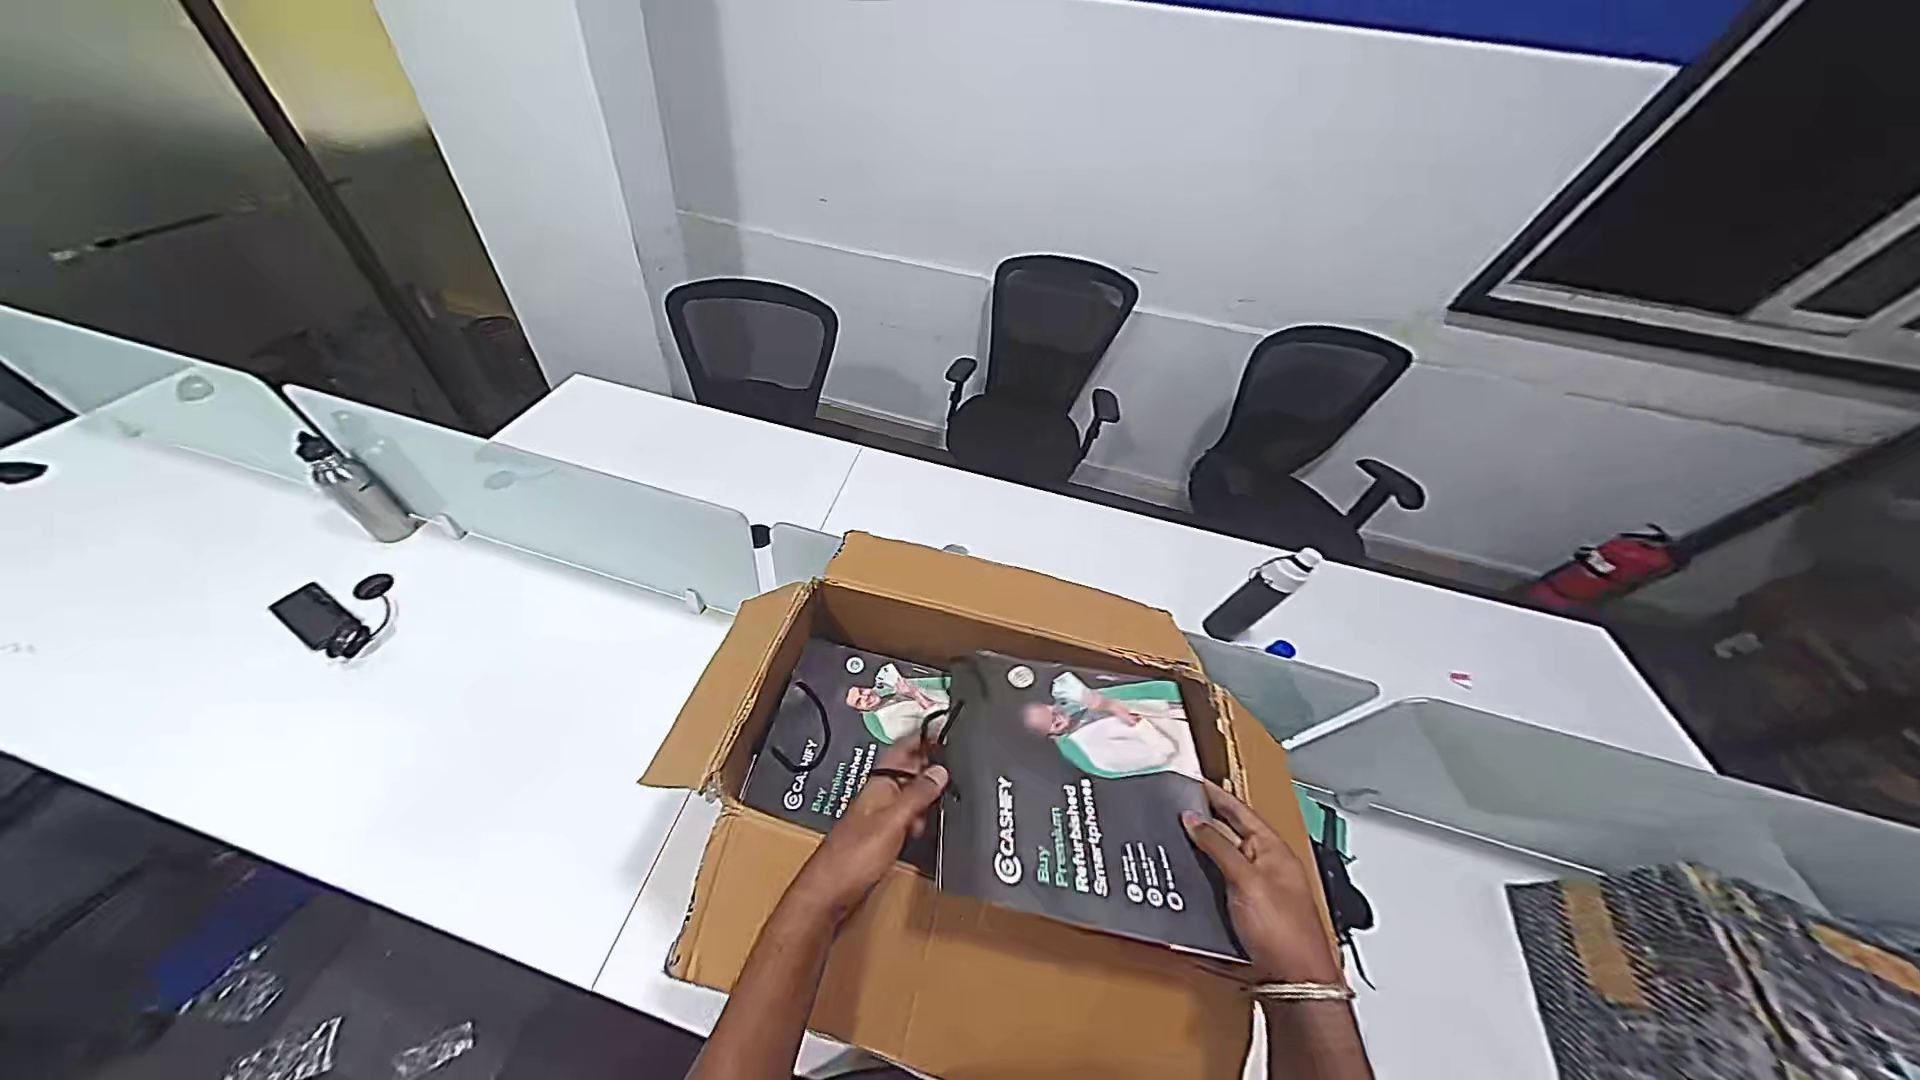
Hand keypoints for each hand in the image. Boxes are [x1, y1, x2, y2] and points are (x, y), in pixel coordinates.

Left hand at [787, 737, 948, 924]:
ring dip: (924, 796)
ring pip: (909, 793)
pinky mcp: (882, 833)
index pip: (903, 747)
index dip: (922, 737)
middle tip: (950, 773)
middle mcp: (879, 793)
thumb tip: (939, 772)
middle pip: (908, 769)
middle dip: (929, 769)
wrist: (830, 892)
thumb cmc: (852, 856)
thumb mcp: (893, 820)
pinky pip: (906, 815)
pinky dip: (917, 817)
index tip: (944, 733)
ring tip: (937, 802)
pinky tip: (920, 827)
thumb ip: (918, 794)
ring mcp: (880, 813)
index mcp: (879, 782)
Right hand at [1183, 780, 1342, 983]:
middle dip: (1205, 820)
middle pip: (1230, 833)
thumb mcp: (1246, 880)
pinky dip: (1202, 875)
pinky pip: (1219, 882)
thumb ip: (1218, 846)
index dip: (1217, 795)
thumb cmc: (1284, 934)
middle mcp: (1266, 866)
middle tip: (1178, 806)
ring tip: (1177, 835)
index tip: (1194, 782)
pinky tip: (1187, 874)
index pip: (1240, 811)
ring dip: (1202, 849)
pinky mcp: (1245, 911)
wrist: (1293, 985)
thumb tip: (1193, 819)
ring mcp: (1256, 889)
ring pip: (1222, 858)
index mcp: (1273, 850)